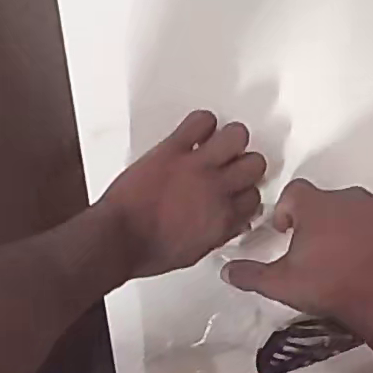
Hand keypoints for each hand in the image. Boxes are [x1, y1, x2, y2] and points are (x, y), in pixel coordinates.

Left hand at [95, 111, 266, 278]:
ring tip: (215, 146)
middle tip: (229, 168)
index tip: (237, 191)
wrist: (118, 239)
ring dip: (229, 140)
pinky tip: (194, 134)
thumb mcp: (194, 252)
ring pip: (236, 136)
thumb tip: (227, 224)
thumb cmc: (148, 250)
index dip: (245, 193)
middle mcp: (216, 189)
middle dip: (243, 166)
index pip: (254, 197)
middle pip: (255, 164)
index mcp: (223, 219)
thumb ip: (217, 233)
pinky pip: (201, 120)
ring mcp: (196, 166)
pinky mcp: (173, 149)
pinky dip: (201, 123)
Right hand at [223, 179, 372, 327]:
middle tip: (316, 252)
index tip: (286, 230)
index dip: (287, 210)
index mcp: (315, 206)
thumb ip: (251, 274)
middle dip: (320, 221)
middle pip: (327, 201)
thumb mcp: (282, 285)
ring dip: (350, 225)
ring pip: (359, 209)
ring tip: (347, 257)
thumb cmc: (332, 287)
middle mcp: (348, 197)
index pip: (294, 192)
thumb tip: (227, 271)